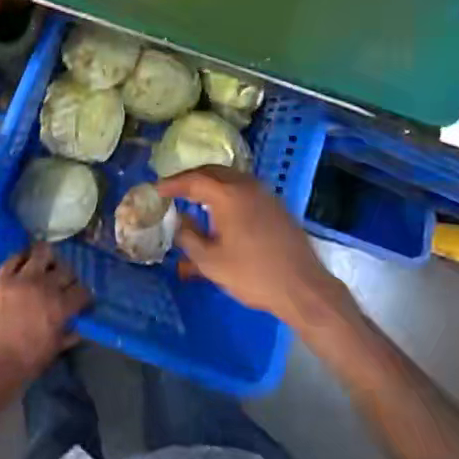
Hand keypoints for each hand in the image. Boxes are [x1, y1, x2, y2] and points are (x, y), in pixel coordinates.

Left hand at [0, 244, 90, 401]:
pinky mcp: (1, 278)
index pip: (82, 290)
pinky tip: (24, 266)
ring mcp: (21, 279)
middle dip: (68, 278)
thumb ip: (68, 334)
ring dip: (48, 259)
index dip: (84, 297)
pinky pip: (15, 257)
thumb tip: (77, 325)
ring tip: (45, 268)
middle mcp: (44, 286)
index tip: (80, 301)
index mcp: (60, 307)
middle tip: (63, 286)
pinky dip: (22, 259)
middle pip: (66, 269)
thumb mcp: (54, 350)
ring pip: (42, 252)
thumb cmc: (24, 364)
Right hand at [158, 166, 350, 329]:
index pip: (193, 180)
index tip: (157, 189)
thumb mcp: (210, 262)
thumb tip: (179, 220)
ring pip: (230, 178)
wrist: (302, 287)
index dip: (172, 183)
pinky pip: (244, 188)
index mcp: (228, 195)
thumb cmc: (252, 274)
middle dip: (191, 178)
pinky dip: (227, 191)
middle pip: (213, 172)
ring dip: (210, 183)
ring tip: (195, 196)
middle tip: (174, 189)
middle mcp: (246, 185)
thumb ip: (189, 237)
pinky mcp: (275, 205)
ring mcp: (264, 193)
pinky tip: (222, 209)